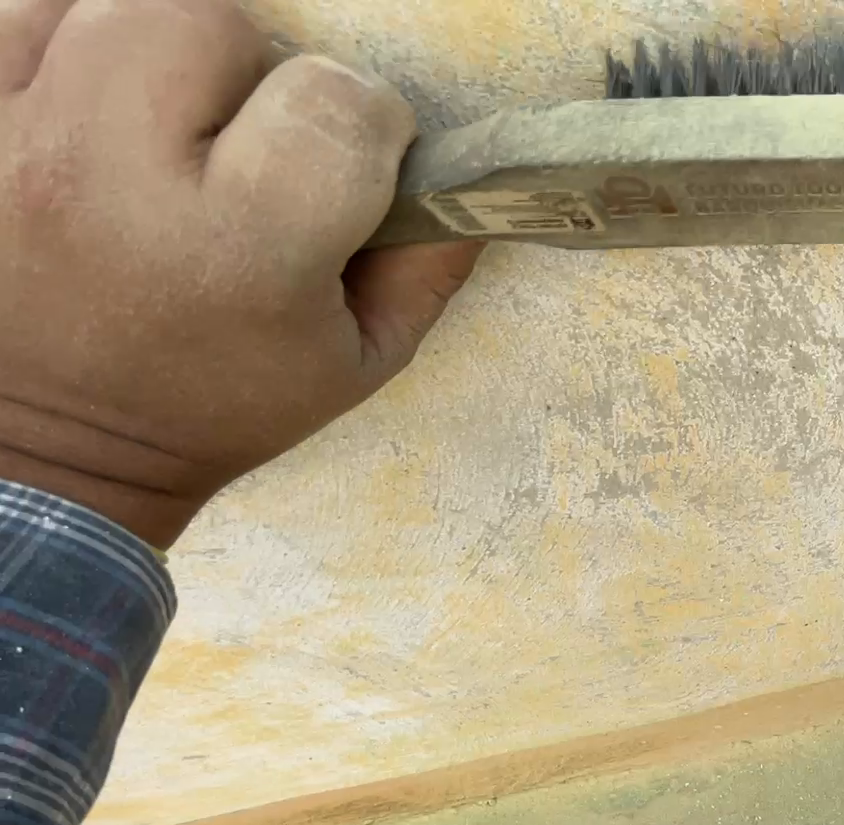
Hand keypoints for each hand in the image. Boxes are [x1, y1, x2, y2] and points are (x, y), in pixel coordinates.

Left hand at [0, 0, 482, 546]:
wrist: (51, 436)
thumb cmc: (234, 401)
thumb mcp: (367, 358)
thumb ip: (430, 270)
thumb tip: (472, 188)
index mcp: (247, 249)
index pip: (334, 104)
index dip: (373, 116)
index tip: (369, 155)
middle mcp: (112, 170)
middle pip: (212, 18)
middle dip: (265, 67)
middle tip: (265, 134)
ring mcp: (4, 131)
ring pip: (110, 2)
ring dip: (169, 51)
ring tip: (179, 125)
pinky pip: (21, 15)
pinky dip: (79, 49)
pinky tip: (100, 118)